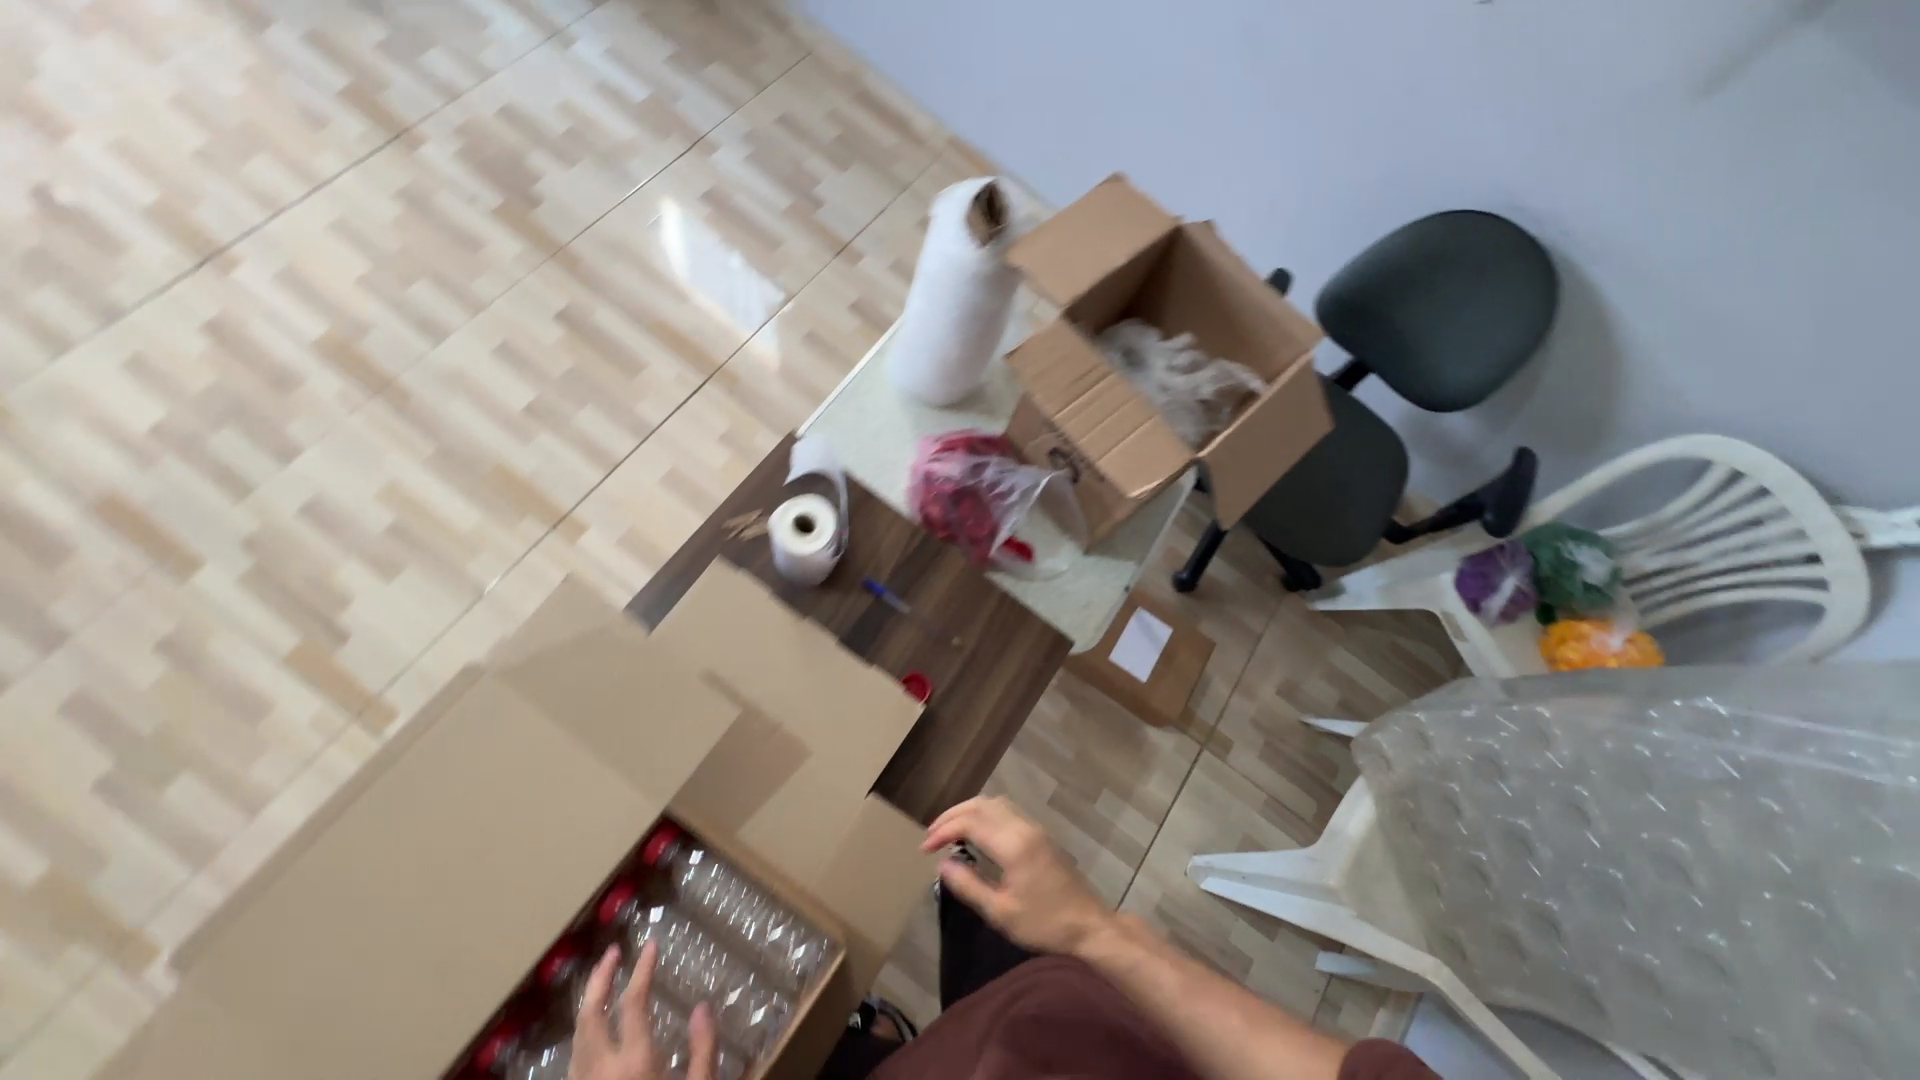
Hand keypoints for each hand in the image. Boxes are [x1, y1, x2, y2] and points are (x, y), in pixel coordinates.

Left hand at [570, 944, 716, 1079]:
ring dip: (588, 999)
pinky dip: (583, 1027)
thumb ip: (702, 1051)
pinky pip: (574, 1053)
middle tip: (612, 952)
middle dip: (600, 978)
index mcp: (634, 1061)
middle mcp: (601, 1067)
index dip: (642, 969)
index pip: (633, 1003)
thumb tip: (702, 1008)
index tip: (651, 945)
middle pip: (590, 1013)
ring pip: (577, 1032)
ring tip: (601, 978)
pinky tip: (593, 1023)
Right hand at [923, 796, 1112, 955]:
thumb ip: (969, 885)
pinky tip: (977, 834)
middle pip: (981, 804)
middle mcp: (1024, 828)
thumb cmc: (1044, 924)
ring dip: (969, 811)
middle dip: (952, 815)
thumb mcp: (1001, 913)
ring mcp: (1035, 829)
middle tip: (931, 835)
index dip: (943, 831)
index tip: (925, 849)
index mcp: (1013, 845)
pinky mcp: (1042, 836)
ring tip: (950, 832)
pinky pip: (1008, 811)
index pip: (969, 823)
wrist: (1089, 925)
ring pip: (996, 804)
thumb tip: (943, 864)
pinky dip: (985, 815)